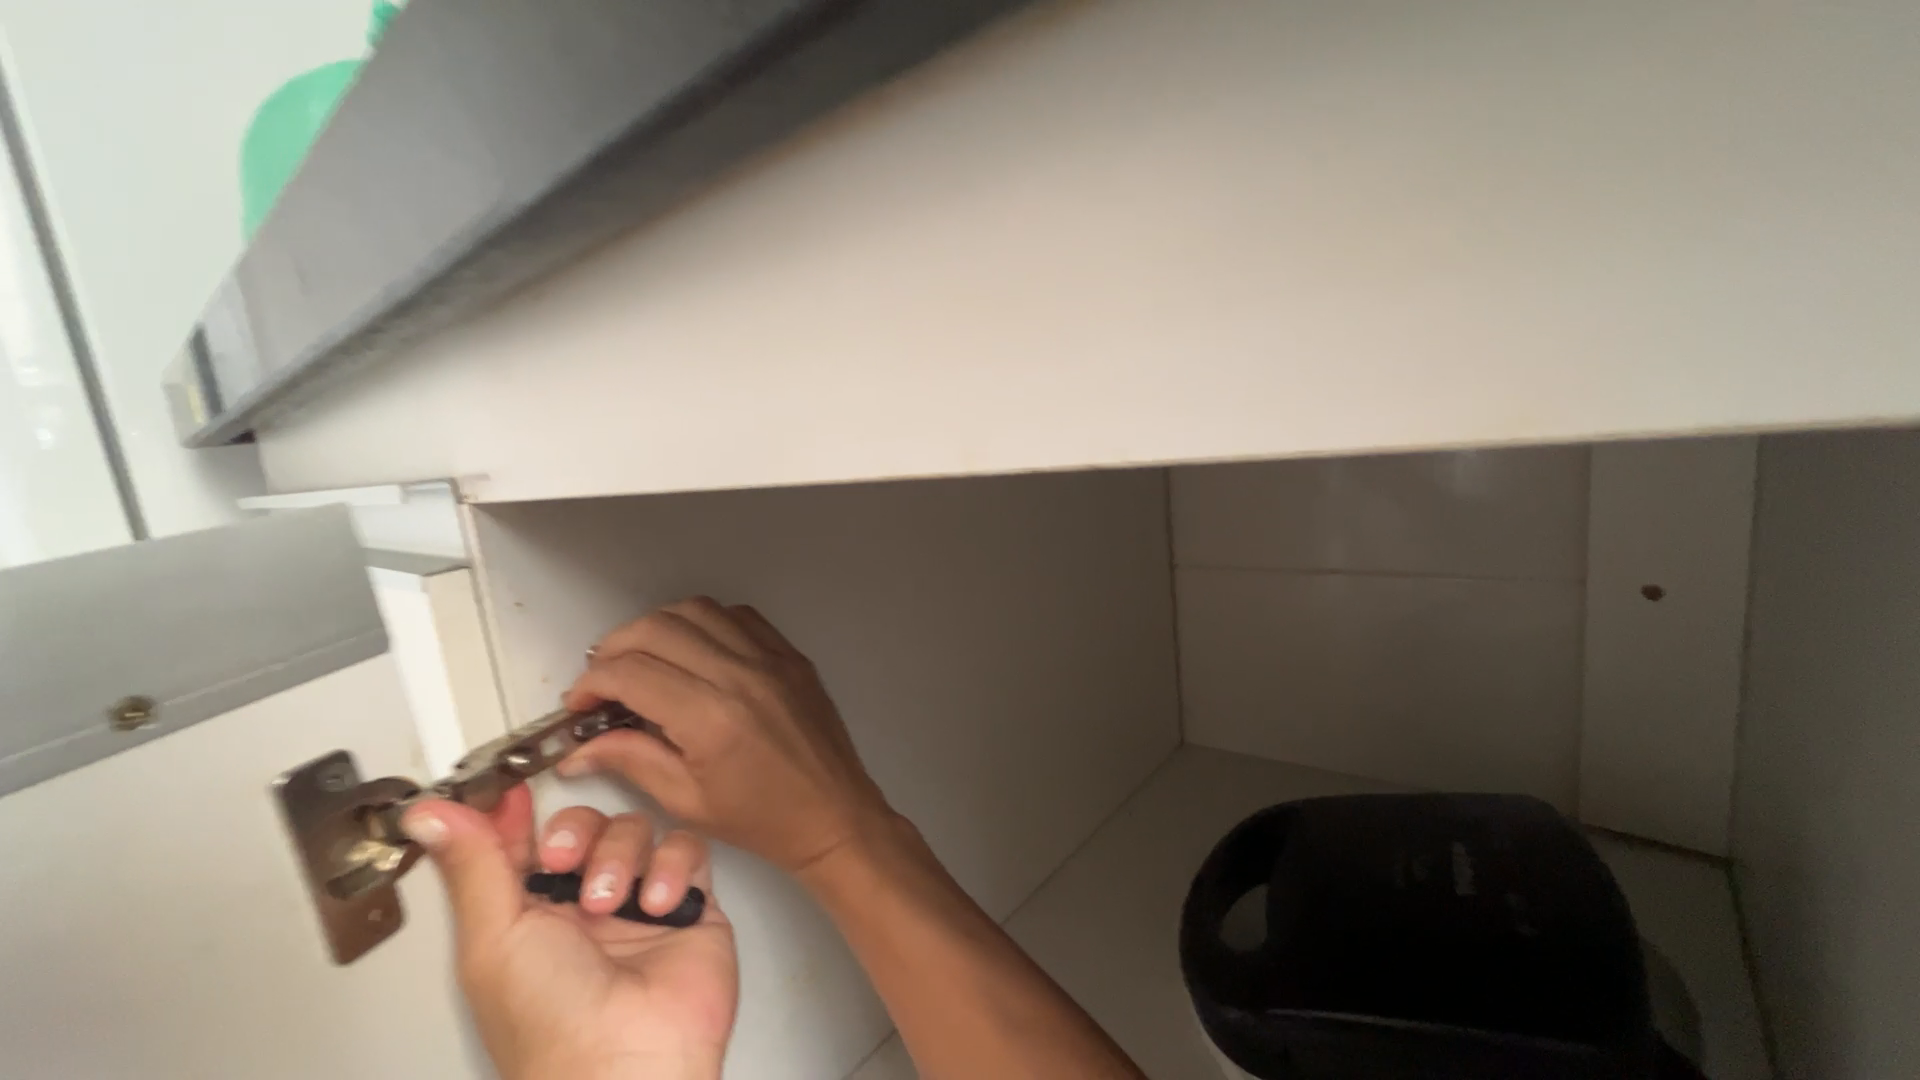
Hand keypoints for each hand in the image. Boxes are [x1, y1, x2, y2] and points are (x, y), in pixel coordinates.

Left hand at [401, 786, 737, 1079]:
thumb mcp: (495, 937)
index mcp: (529, 916)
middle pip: (587, 825)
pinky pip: (687, 849)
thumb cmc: (552, 1022)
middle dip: (578, 832)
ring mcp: (639, 903)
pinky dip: (672, 866)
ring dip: (623, 855)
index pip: (523, 845)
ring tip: (616, 902)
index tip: (511, 787)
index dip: (517, 814)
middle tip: (567, 859)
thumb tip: (427, 815)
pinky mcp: (690, 903)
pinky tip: (659, 903)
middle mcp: (584, 906)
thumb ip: (474, 865)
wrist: (630, 1062)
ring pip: (636, 829)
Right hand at [561, 597, 895, 875]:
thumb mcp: (687, 801)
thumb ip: (630, 760)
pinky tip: (692, 651)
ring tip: (642, 661)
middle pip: (657, 628)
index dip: (591, 684)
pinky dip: (704, 622)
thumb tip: (576, 746)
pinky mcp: (790, 654)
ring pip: (696, 609)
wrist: (835, 813)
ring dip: (657, 627)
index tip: (579, 705)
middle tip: (602, 681)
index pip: (631, 672)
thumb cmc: (762, 819)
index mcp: (711, 717)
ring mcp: (771, 657)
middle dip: (615, 648)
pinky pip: (738, 615)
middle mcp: (740, 674)